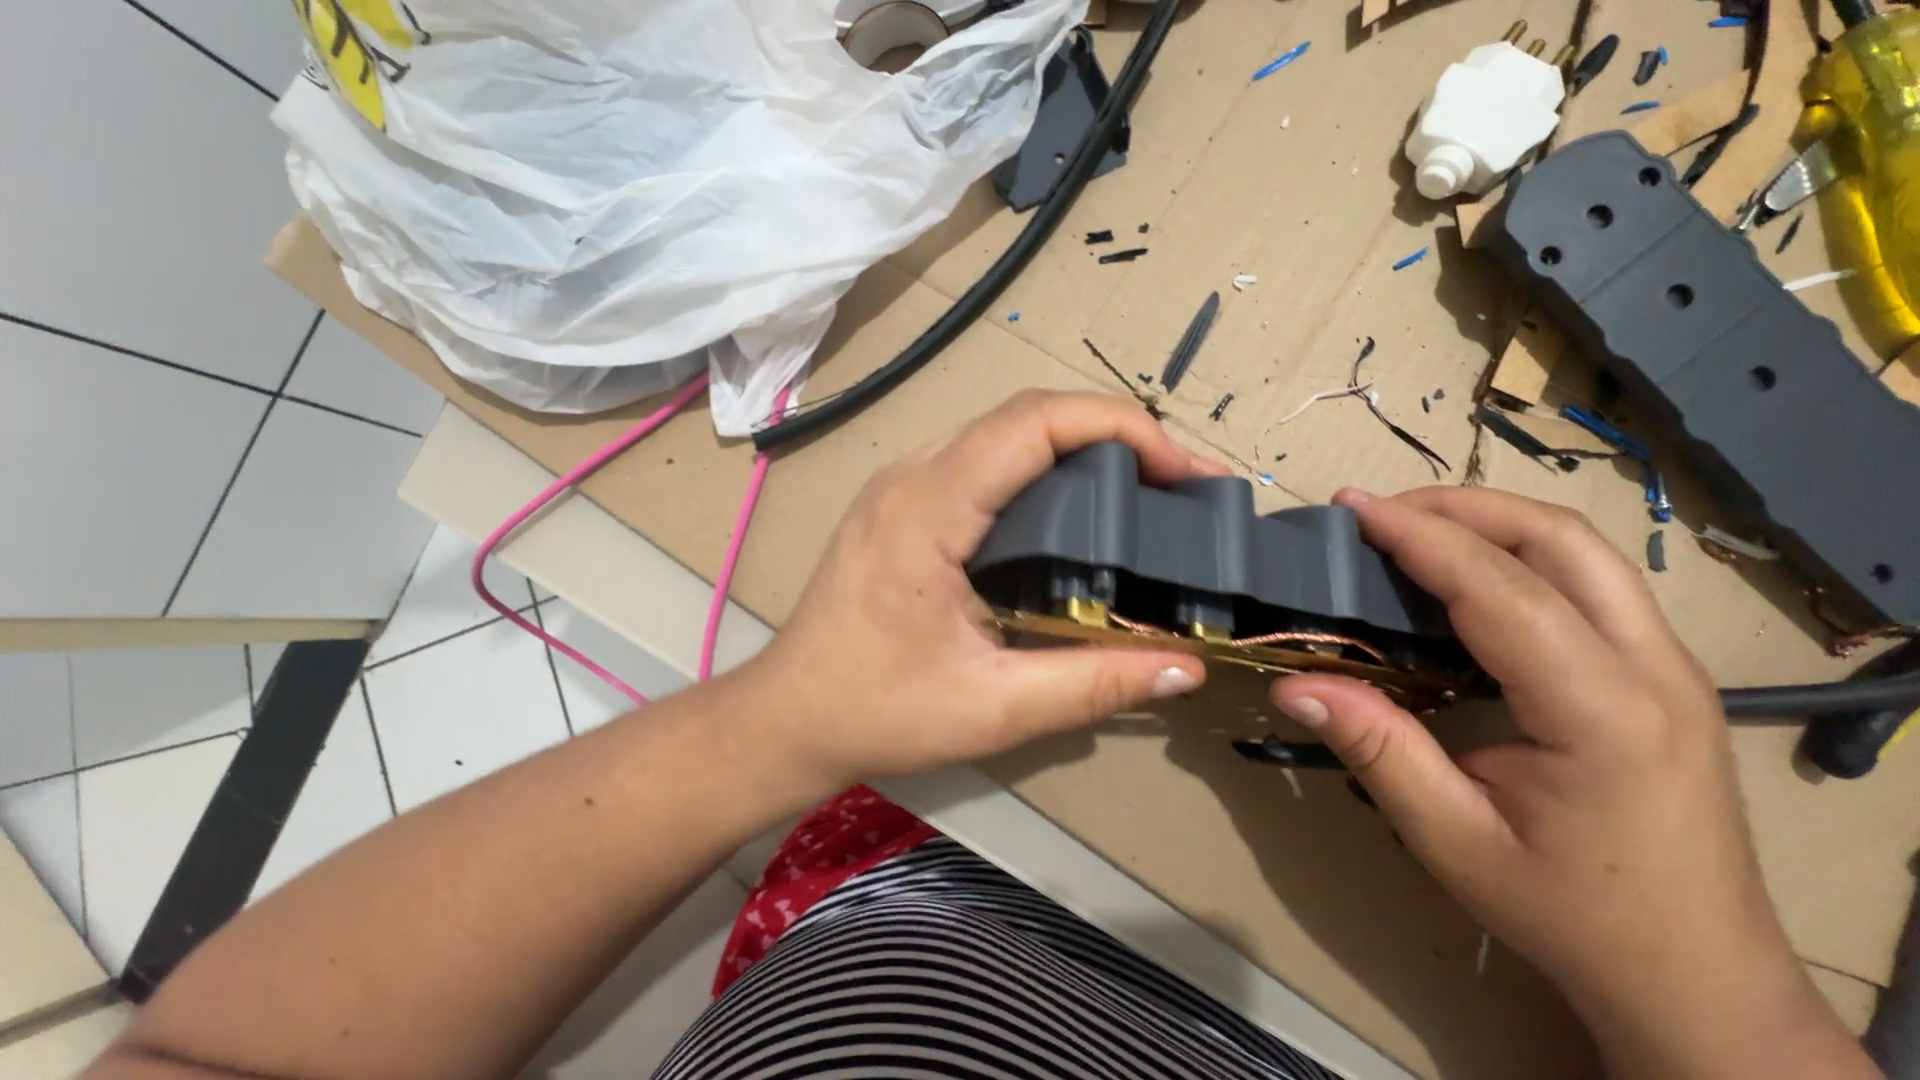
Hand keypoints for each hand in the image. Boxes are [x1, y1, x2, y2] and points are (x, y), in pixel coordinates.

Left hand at [734, 390, 1219, 791]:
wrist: (788, 716)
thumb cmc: (875, 712)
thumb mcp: (991, 709)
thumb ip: (1092, 685)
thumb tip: (1185, 666)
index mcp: (927, 510)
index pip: (1032, 423)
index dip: (1118, 426)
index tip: (1181, 471)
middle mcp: (911, 476)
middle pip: (1024, 416)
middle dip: (1112, 433)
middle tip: (1177, 487)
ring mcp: (902, 484)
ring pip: (1004, 433)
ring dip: (1078, 447)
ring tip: (1142, 494)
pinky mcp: (902, 503)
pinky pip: (983, 460)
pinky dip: (1043, 469)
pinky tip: (1077, 514)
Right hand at [1269, 487, 1873, 1078]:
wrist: (1693, 971)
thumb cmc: (1567, 911)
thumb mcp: (1453, 839)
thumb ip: (1377, 749)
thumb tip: (1294, 683)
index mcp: (1601, 709)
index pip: (1501, 588)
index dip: (1420, 536)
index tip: (1351, 508)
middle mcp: (1654, 667)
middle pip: (1561, 539)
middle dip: (1463, 507)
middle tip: (1378, 513)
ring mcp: (1674, 665)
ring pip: (1585, 550)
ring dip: (1495, 522)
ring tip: (1414, 530)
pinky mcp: (1667, 673)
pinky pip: (1594, 581)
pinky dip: (1524, 554)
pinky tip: (1471, 578)